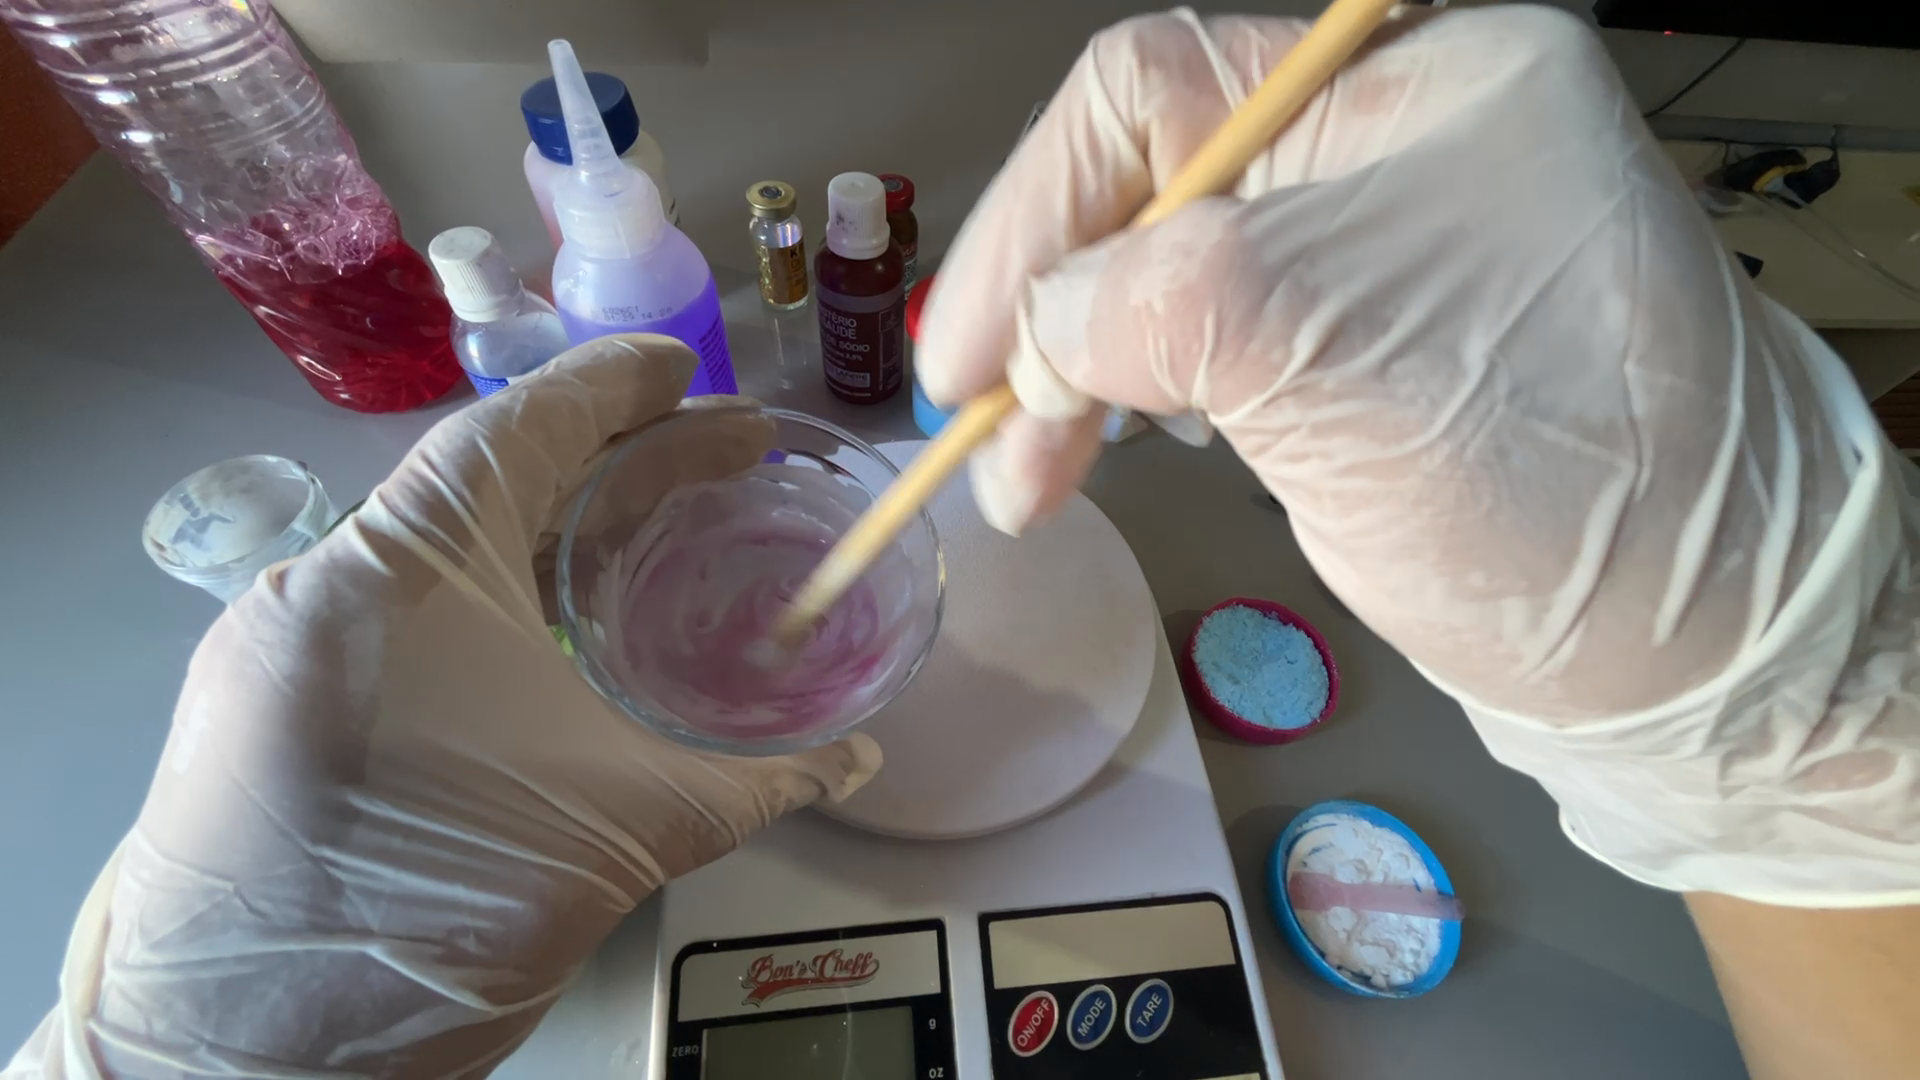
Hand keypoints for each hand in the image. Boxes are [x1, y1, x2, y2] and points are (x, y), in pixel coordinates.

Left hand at [7, 337, 878, 1076]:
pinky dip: (552, 574)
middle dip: (637, 451)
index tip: (687, 368)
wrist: (250, 1072)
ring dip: (598, 512)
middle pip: (518, 479)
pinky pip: (467, 595)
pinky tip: (617, 588)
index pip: (512, 437)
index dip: (606, 387)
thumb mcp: (616, 831)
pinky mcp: (342, 687)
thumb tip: (858, 761)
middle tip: (740, 441)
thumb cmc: (425, 922)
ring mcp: (338, 638)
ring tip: (699, 497)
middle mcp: (357, 588)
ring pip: (493, 538)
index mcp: (400, 583)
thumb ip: (755, 781)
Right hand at [919, 7, 1919, 903]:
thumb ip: (1158, 305)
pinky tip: (1079, 460)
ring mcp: (1317, 268)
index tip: (961, 357)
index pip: (1144, 104)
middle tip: (979, 438)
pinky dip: (1103, 416)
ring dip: (1056, 392)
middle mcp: (1344, 164)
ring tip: (1021, 487)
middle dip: (1036, 327)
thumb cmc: (1538, 478)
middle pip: (1123, 208)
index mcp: (1385, 97)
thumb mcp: (1336, 353)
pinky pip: (1162, 362)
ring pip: (1128, 296)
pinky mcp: (1297, 360)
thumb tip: (1036, 329)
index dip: (1028, 221)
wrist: (1658, 633)